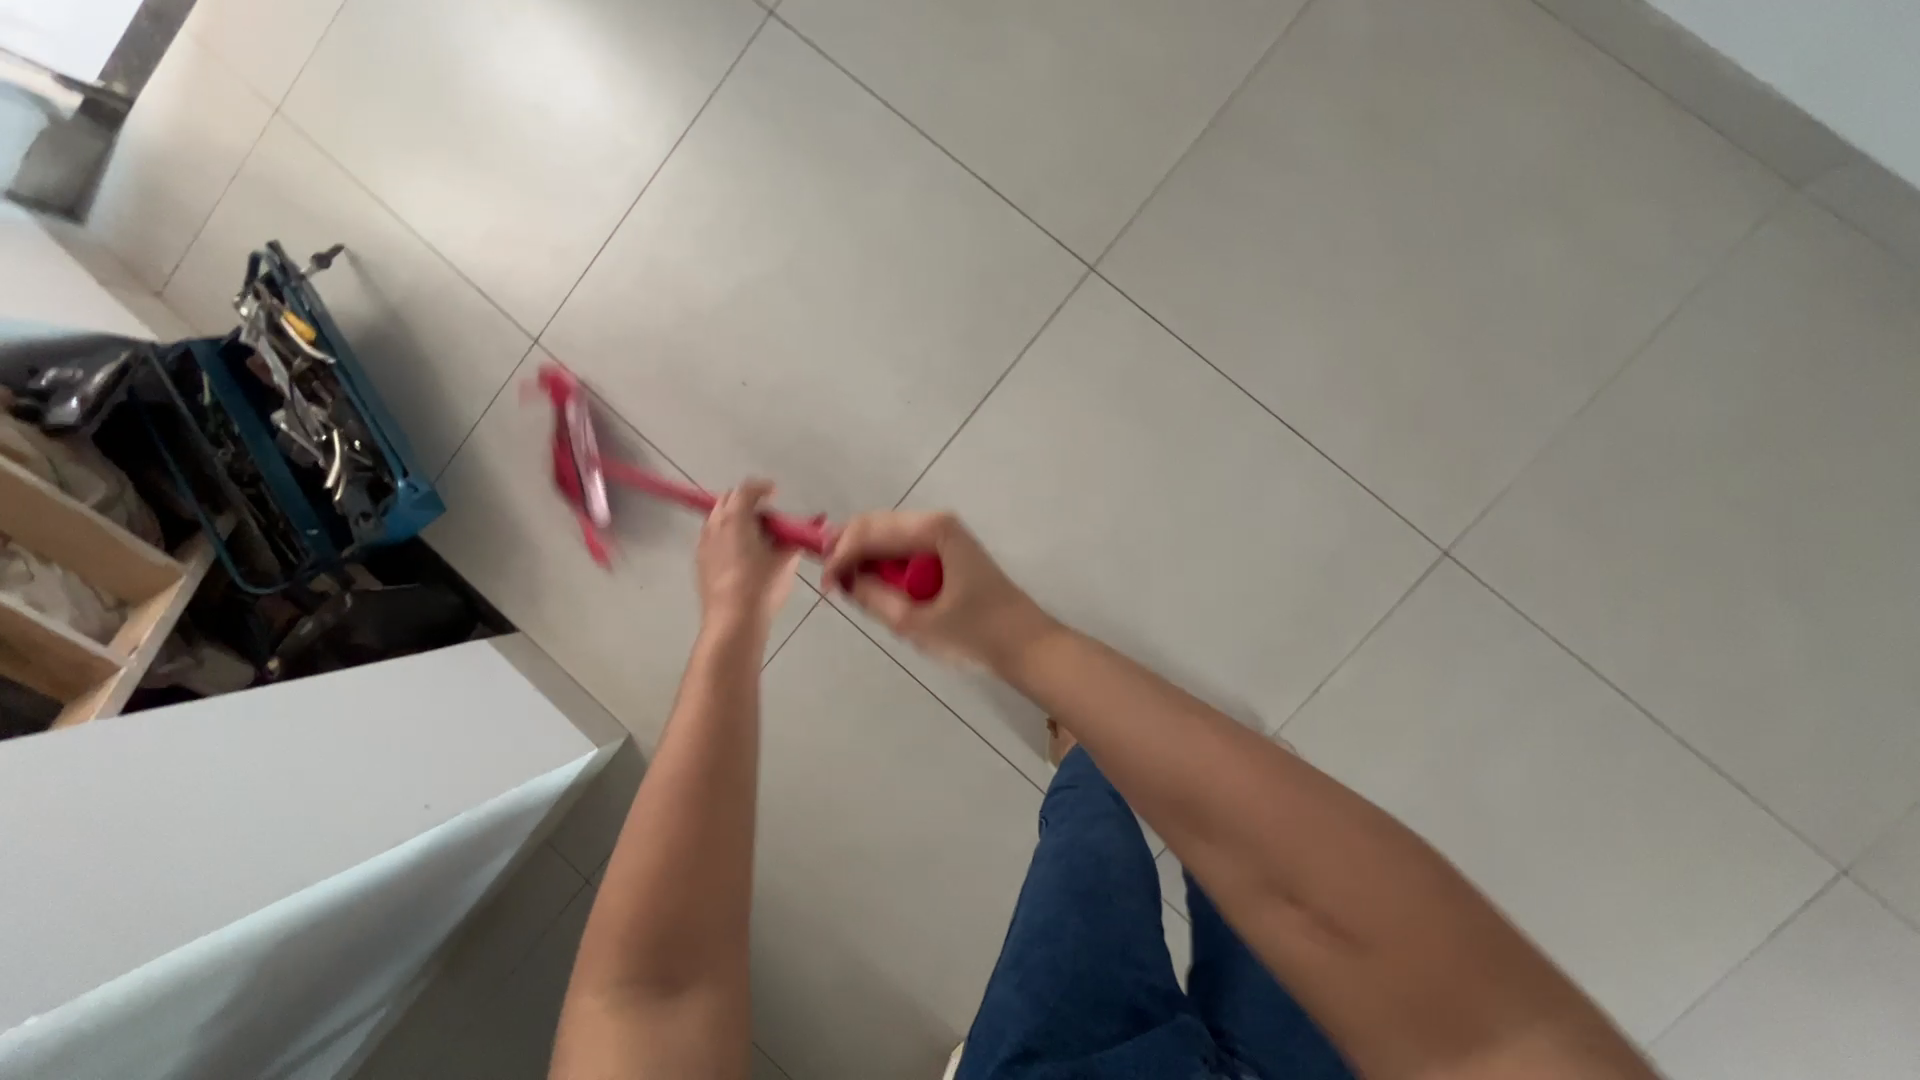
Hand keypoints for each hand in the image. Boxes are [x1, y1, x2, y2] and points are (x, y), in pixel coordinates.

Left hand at [696, 480, 800, 635]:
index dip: (763, 487)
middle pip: (728, 500)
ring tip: (754, 537)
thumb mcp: (785, 561)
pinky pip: (713, 538)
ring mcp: (703, 543)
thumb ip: (792, 540)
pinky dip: (727, 537)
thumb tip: (796, 534)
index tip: (775, 492)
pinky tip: (741, 556)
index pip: (747, 489)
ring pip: (718, 519)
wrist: (732, 620)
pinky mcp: (700, 562)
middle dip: (747, 502)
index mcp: (736, 518)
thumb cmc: (762, 586)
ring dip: (735, 520)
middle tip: (766, 517)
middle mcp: (715, 525)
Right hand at [822, 511, 1054, 670]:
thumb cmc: (975, 634)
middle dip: (849, 552)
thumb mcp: (916, 622)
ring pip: (888, 539)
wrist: (1026, 646)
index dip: (841, 554)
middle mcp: (937, 522)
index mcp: (933, 529)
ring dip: (866, 560)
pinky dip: (886, 568)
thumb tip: (843, 580)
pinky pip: (904, 553)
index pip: (870, 530)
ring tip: (849, 589)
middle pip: (877, 527)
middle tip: (830, 586)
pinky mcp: (947, 554)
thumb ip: (873, 598)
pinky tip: (877, 590)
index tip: (824, 586)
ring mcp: (944, 537)